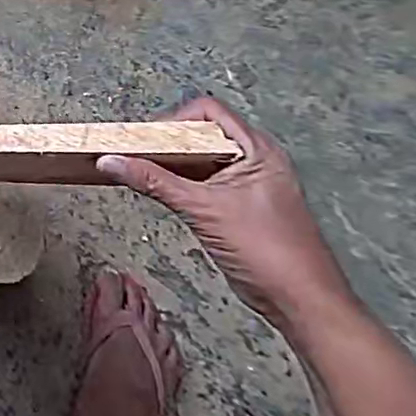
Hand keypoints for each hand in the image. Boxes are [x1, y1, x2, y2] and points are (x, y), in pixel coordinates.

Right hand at [98, 97, 353, 328]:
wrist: (303, 304)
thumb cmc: (267, 252)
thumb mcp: (202, 210)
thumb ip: (154, 181)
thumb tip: (111, 161)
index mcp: (257, 149)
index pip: (208, 111)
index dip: (174, 120)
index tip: (146, 140)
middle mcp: (256, 159)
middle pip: (203, 133)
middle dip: (168, 142)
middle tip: (139, 155)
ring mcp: (251, 182)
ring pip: (203, 158)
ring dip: (174, 164)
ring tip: (145, 173)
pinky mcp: (243, 204)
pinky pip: (207, 180)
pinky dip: (183, 182)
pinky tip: (163, 192)